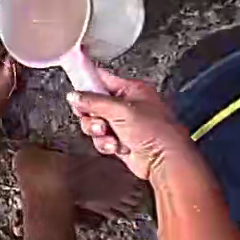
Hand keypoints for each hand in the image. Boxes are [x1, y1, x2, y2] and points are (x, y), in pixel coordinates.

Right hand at [67, 68, 194, 181]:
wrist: (164, 161)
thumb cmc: (155, 132)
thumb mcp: (120, 110)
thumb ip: (93, 101)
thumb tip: (75, 95)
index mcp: (131, 89)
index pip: (102, 78)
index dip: (86, 82)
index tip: (75, 88)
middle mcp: (126, 105)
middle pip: (93, 104)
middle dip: (92, 115)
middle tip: (99, 120)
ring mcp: (122, 124)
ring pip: (94, 123)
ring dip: (99, 132)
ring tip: (110, 135)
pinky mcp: (119, 140)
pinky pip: (101, 139)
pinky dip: (106, 144)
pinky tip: (117, 146)